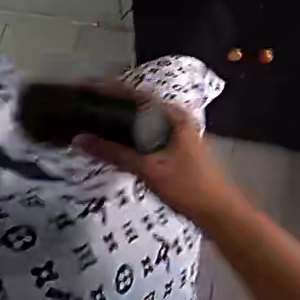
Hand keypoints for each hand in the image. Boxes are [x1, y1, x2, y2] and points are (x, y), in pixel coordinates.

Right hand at [73, 97, 246, 223]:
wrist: (219, 213)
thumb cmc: (188, 188)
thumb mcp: (148, 169)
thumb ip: (114, 153)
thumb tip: (80, 139)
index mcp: (172, 115)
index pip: (132, 93)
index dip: (106, 88)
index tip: (82, 87)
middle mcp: (175, 117)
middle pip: (135, 102)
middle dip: (108, 101)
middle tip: (82, 101)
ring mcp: (177, 131)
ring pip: (140, 118)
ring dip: (117, 118)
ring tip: (90, 117)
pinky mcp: (175, 146)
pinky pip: (145, 131)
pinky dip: (127, 132)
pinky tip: (112, 140)